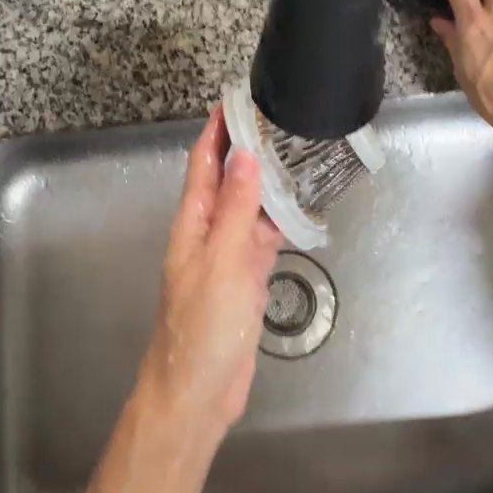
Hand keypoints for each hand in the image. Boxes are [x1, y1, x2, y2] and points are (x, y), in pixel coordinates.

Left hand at [138, 104, 283, 433]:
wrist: (198, 393)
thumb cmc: (201, 329)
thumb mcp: (221, 262)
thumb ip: (236, 210)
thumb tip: (246, 156)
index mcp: (194, 222)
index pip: (204, 163)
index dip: (216, 130)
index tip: (235, 99)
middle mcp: (209, 232)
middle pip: (228, 179)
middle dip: (246, 147)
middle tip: (277, 118)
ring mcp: (228, 256)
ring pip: (249, 206)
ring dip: (266, 180)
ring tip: (295, 152)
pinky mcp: (246, 279)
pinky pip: (264, 238)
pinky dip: (280, 219)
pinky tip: (298, 207)